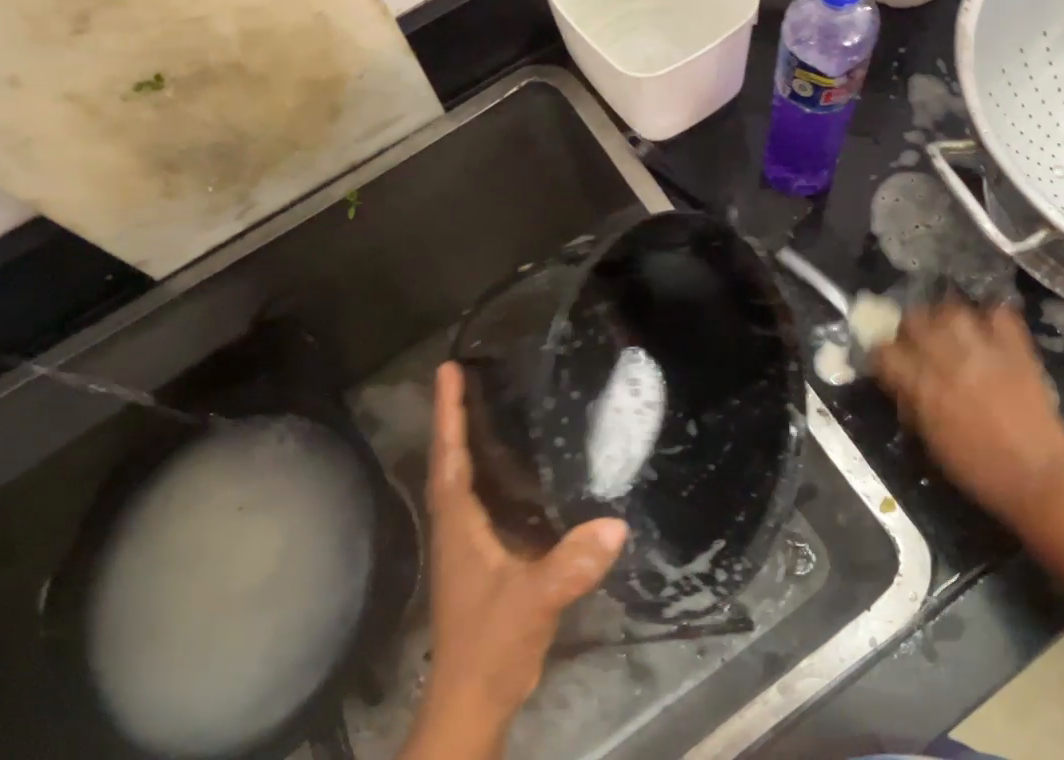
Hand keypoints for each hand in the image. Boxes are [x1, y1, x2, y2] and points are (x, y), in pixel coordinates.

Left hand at [410, 362, 627, 748]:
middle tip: (470, 377)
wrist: (476, 694)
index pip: (449, 457)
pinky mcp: (484, 562)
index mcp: (458, 525)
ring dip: (471, 445)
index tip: (449, 369)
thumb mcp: (534, 599)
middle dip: (456, 419)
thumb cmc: (492, 641)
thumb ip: (569, 565)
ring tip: (491, 409)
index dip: (448, 413)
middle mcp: (457, 527)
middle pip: (451, 461)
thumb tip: (615, 525)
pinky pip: (484, 504)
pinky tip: (521, 473)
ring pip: (465, 482)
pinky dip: (493, 479)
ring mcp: (468, 546)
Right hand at [871, 301, 1063, 526]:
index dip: (881, 355)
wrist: (1039, 475)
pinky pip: (999, 314)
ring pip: (953, 311)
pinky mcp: (1017, 349)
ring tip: (948, 332)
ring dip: (945, 318)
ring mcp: (985, 350)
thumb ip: (912, 403)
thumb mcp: (930, 439)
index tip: (886, 362)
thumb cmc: (978, 469)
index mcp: (922, 386)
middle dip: (909, 329)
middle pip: (915, 320)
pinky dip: (990, 318)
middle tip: (916, 343)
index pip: (884, 352)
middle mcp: (948, 360)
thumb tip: (902, 384)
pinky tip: (986, 332)